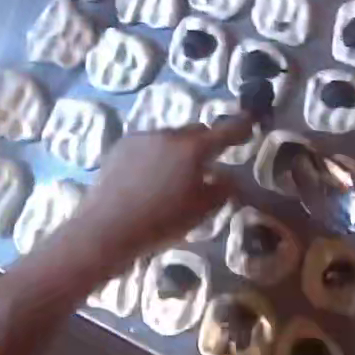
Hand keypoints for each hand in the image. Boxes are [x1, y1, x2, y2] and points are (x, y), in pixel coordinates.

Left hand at [66, 117, 252, 263]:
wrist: (105, 230)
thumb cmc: (160, 223)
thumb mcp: (200, 211)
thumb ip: (221, 190)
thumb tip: (229, 176)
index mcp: (194, 149)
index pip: (226, 131)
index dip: (240, 127)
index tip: (249, 124)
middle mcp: (169, 135)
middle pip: (196, 131)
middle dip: (206, 142)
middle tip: (209, 162)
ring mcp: (142, 138)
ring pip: (170, 138)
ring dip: (179, 150)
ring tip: (175, 176)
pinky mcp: (121, 146)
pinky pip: (148, 145)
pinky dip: (156, 155)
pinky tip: (150, 178)